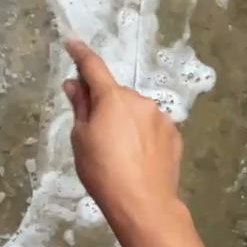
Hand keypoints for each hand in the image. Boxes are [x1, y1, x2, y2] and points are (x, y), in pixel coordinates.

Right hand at [63, 39, 184, 228]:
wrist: (144, 203)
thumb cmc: (102, 171)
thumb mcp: (81, 139)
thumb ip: (80, 108)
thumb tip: (74, 84)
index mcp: (113, 98)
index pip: (93, 67)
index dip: (81, 54)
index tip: (72, 43)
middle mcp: (140, 100)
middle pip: (115, 95)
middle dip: (104, 105)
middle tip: (94, 132)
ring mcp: (160, 117)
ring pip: (135, 111)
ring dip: (124, 121)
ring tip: (118, 153)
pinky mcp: (174, 135)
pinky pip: (151, 127)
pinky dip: (141, 135)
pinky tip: (137, 158)